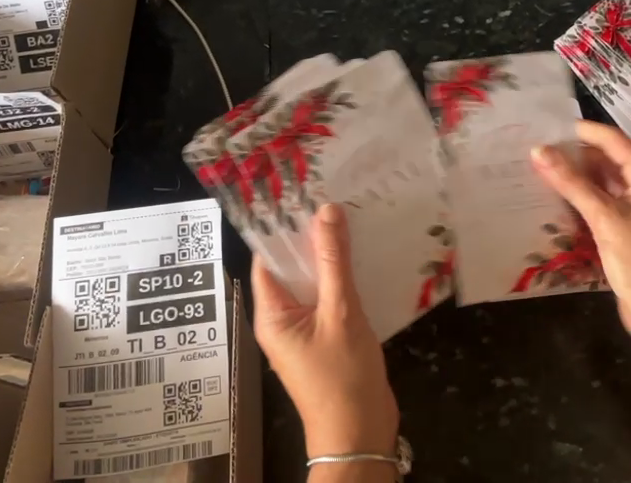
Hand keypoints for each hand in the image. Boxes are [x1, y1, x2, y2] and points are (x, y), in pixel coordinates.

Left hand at [251, 203, 398, 459]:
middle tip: (334, 199)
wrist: (361, 435)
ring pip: (312, 281)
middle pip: (291, 267)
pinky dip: (342, 278)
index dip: (281, 227)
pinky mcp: (326, 337)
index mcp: (272, 314)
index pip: (267, 258)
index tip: (303, 195)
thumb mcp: (340, 311)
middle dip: (310, 237)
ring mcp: (304, 330)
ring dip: (330, 257)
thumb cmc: (342, 376)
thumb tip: (326, 210)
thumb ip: (334, 260)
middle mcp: (282, 319)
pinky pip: (328, 297)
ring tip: (351, 220)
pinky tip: (363, 258)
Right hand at [531, 120, 630, 336]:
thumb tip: (538, 150)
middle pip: (608, 159)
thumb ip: (571, 183)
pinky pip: (604, 203)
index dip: (581, 132)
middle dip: (575, 155)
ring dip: (577, 178)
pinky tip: (557, 201)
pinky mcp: (630, 229)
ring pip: (604, 182)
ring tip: (541, 172)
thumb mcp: (604, 219)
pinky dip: (583, 199)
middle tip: (538, 152)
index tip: (547, 128)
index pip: (613, 140)